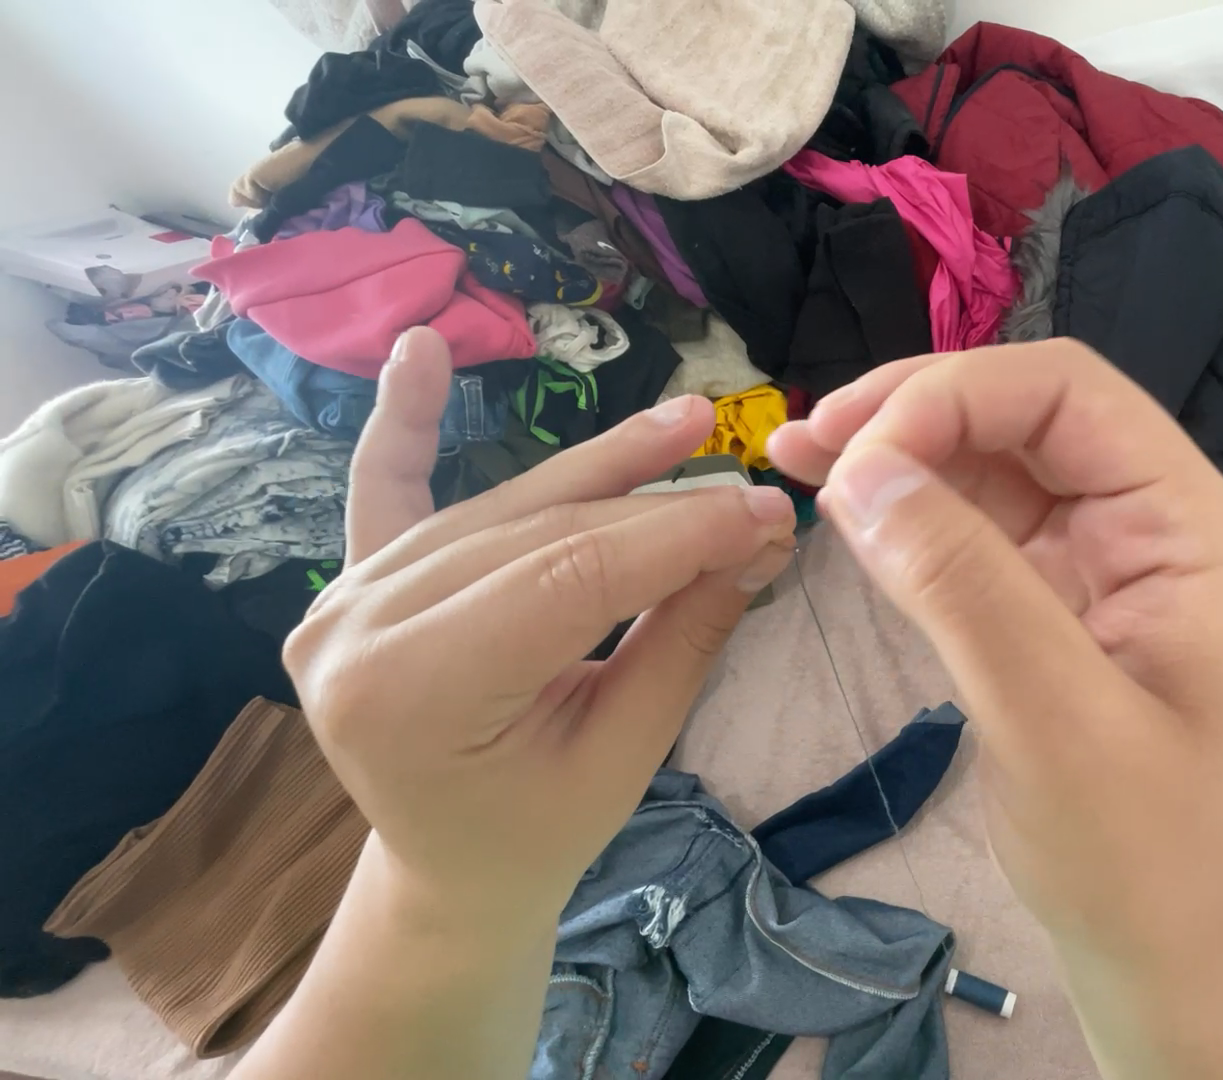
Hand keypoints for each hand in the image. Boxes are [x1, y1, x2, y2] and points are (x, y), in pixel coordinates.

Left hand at [283, 328, 796, 919]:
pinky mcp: (359, 576)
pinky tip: (421, 349)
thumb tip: (762, 540)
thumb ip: (688, 632)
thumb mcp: (631, 747)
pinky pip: (391, 487)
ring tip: (688, 419)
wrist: (454, 865)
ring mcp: (348, 592)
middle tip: (758, 496)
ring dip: (608, 460)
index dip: (686, 532)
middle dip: (669, 506)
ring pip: (512, 503)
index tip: (773, 510)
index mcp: (416, 690)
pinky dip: (408, 418)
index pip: (578, 574)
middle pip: (550, 530)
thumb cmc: (545, 830)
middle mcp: (363, 622)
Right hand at [770, 342, 1222, 1077]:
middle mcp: (1149, 513)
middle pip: (1026, 410)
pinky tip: (845, 502)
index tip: (855, 453)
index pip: (1068, 394)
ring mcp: (1100, 547)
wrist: (1153, 936)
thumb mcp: (1051, 720)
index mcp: (1186, 521)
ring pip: (992, 455)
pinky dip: (908, 504)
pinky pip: (975, 516)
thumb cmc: (1133, 849)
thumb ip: (963, 586)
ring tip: (802, 454)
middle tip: (811, 441)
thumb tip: (862, 472)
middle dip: (916, 412)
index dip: (954, 396)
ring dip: (900, 447)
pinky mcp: (1052, 585)